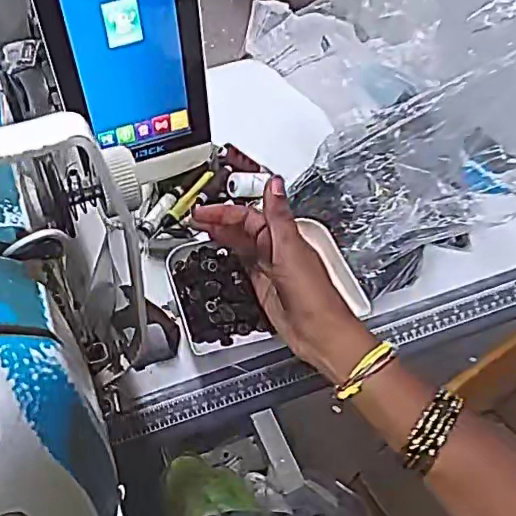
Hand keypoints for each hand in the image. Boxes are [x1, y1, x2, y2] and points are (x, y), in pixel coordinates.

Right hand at [191, 178, 376, 380]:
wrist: (318, 331)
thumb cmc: (313, 295)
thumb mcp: (291, 250)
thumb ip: (279, 217)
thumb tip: (275, 183)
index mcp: (285, 236)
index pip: (250, 215)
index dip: (226, 210)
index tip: (205, 210)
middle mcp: (277, 250)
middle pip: (244, 228)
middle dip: (220, 220)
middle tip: (196, 218)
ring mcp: (270, 268)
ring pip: (242, 245)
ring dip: (223, 236)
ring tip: (202, 231)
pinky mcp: (264, 287)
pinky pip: (244, 266)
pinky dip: (231, 257)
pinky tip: (223, 254)